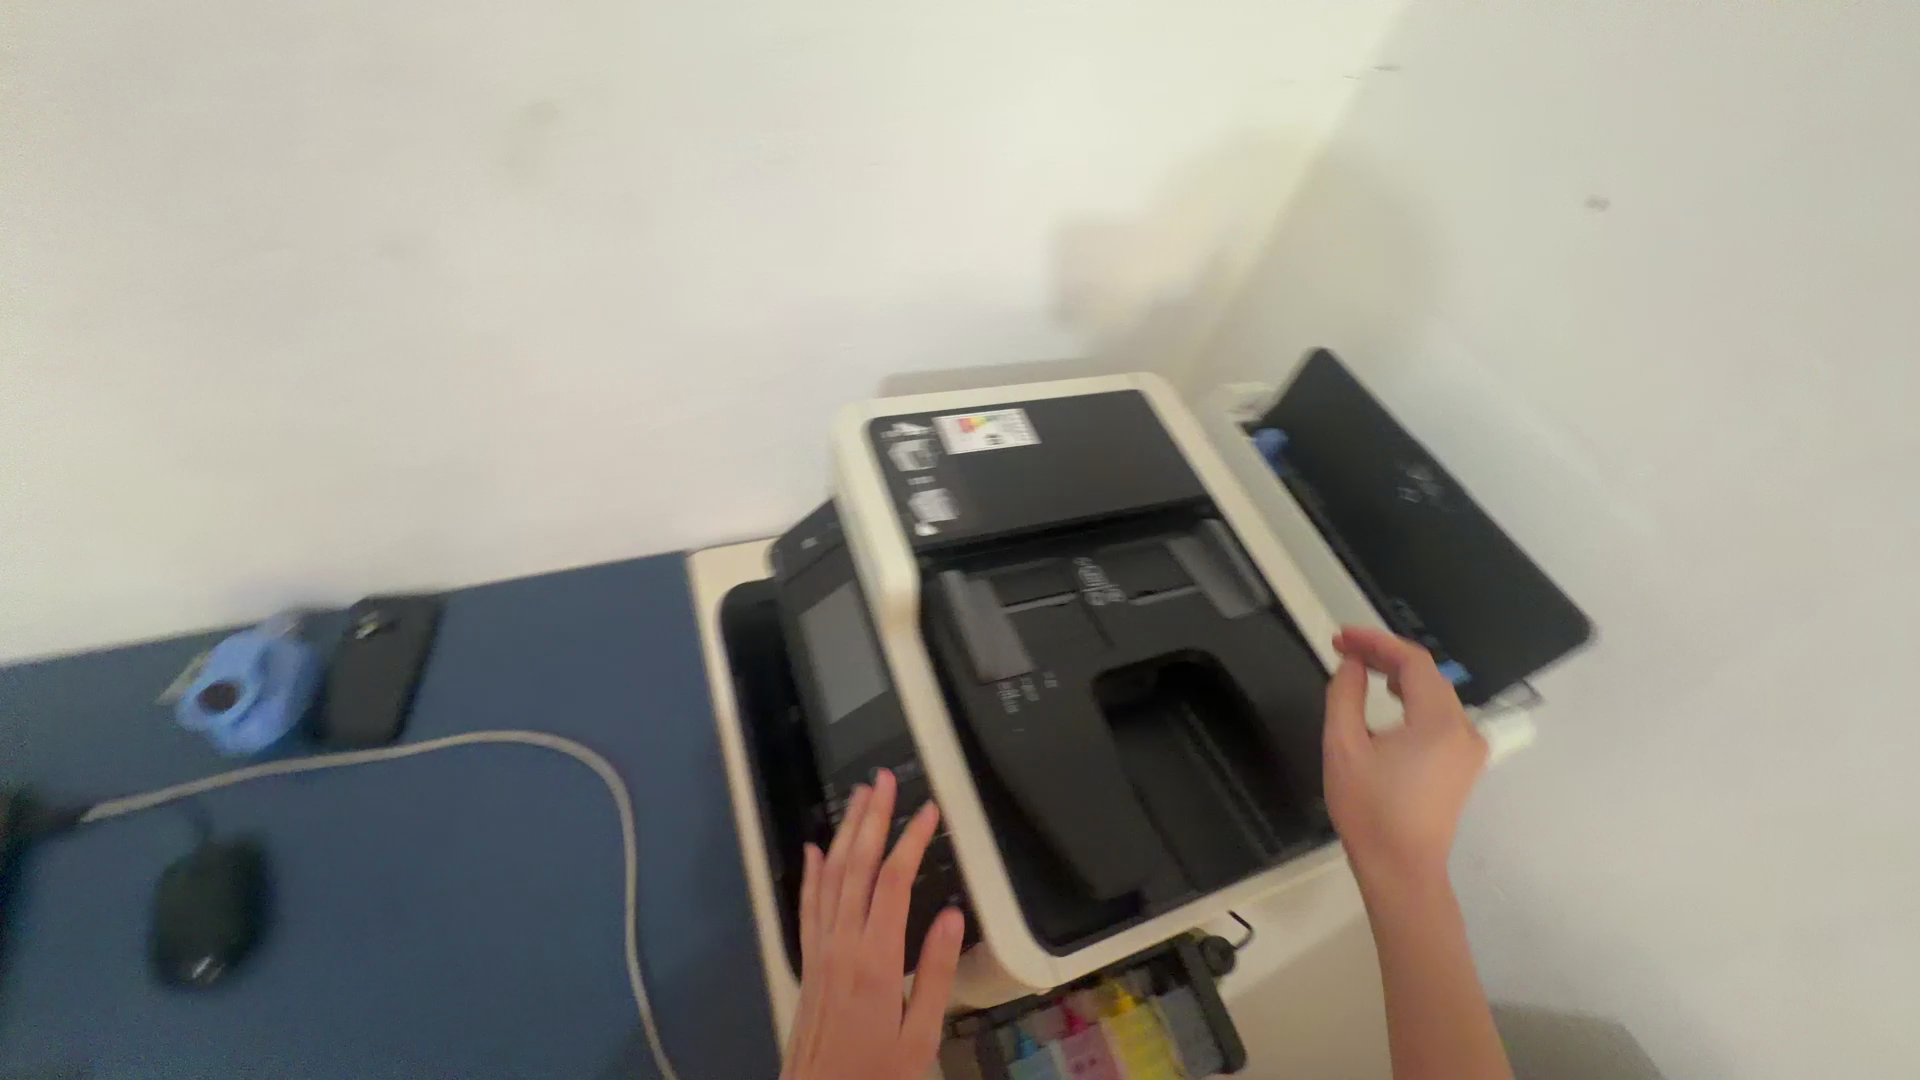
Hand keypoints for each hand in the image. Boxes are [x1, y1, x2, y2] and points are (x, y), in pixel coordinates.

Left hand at [781, 768, 966, 1079]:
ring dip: (845, 831)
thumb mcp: (920, 1037)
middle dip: (871, 817)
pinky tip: (815, 846)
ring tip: (858, 796)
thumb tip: (953, 913)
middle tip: (883, 779)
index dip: (911, 838)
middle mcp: (842, 942)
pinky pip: (807, 904)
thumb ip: (936, 973)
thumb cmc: (875, 1073)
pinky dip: (812, 871)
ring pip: (830, 875)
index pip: (894, 880)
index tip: (929, 809)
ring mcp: (819, 948)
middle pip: (856, 864)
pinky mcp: (807, 959)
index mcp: (875, 958)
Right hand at [1322, 627, 1487, 894]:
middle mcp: (1464, 730)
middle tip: (1342, 648)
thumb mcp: (1342, 745)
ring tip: (1359, 666)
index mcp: (1438, 722)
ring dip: (1397, 674)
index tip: (1341, 636)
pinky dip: (1410, 696)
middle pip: (1427, 675)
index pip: (1413, 662)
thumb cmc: (1368, 807)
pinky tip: (1386, 697)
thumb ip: (1345, 694)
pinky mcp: (1462, 763)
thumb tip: (1352, 664)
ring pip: (1434, 693)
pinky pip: (1439, 714)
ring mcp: (1468, 748)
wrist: (1401, 867)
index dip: (1376, 641)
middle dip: (1384, 654)